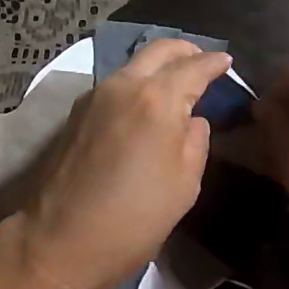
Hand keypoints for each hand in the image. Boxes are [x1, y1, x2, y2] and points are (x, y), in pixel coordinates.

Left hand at [3, 39, 229, 288]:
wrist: (62, 236)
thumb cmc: (135, 216)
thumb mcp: (184, 183)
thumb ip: (194, 141)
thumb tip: (192, 118)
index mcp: (155, 99)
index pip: (192, 67)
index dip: (213, 63)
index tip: (226, 62)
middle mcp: (121, 86)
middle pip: (157, 51)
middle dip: (183, 51)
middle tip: (202, 60)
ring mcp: (93, 97)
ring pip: (131, 65)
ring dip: (155, 65)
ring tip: (176, 80)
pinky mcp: (75, 114)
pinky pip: (113, 85)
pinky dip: (134, 82)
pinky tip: (144, 100)